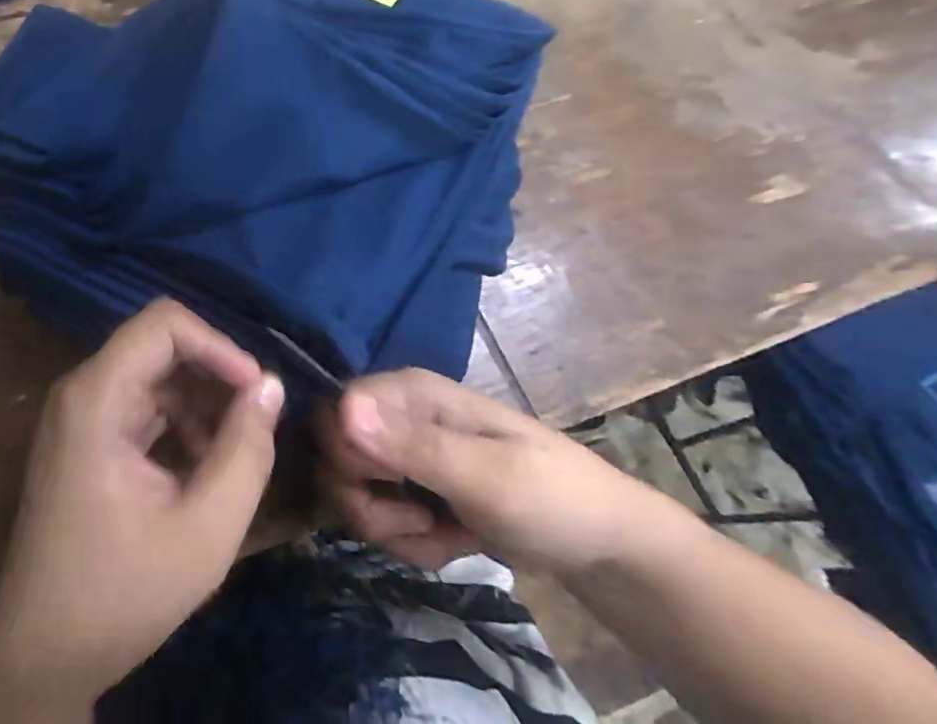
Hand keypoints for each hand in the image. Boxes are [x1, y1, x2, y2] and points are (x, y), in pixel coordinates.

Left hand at [0, 300, 284, 721]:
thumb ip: (247, 449)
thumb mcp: (207, 526)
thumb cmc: (123, 592)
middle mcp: (81, 392)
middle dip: (216, 377)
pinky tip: (203, 468)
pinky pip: (144, 407)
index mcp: (97, 398)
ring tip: (232, 456)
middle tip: (256, 423)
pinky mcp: (86, 440)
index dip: (219, 346)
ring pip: (157, 377)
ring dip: (203, 405)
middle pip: (162, 348)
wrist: (43, 657)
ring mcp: (79, 416)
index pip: (165, 324)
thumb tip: (270, 385)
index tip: (256, 390)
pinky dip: (182, 425)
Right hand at [315, 369, 691, 573]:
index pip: (335, 414)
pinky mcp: (413, 487)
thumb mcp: (486, 477)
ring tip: (444, 536)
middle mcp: (399, 414)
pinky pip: (380, 517)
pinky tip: (450, 542)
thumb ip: (413, 446)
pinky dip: (410, 542)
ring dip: (393, 531)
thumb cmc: (552, 498)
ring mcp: (405, 452)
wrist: (601, 544)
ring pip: (354, 494)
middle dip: (370, 505)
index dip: (351, 459)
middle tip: (420, 523)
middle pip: (337, 457)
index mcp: (412, 392)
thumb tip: (342, 409)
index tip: (394, 489)